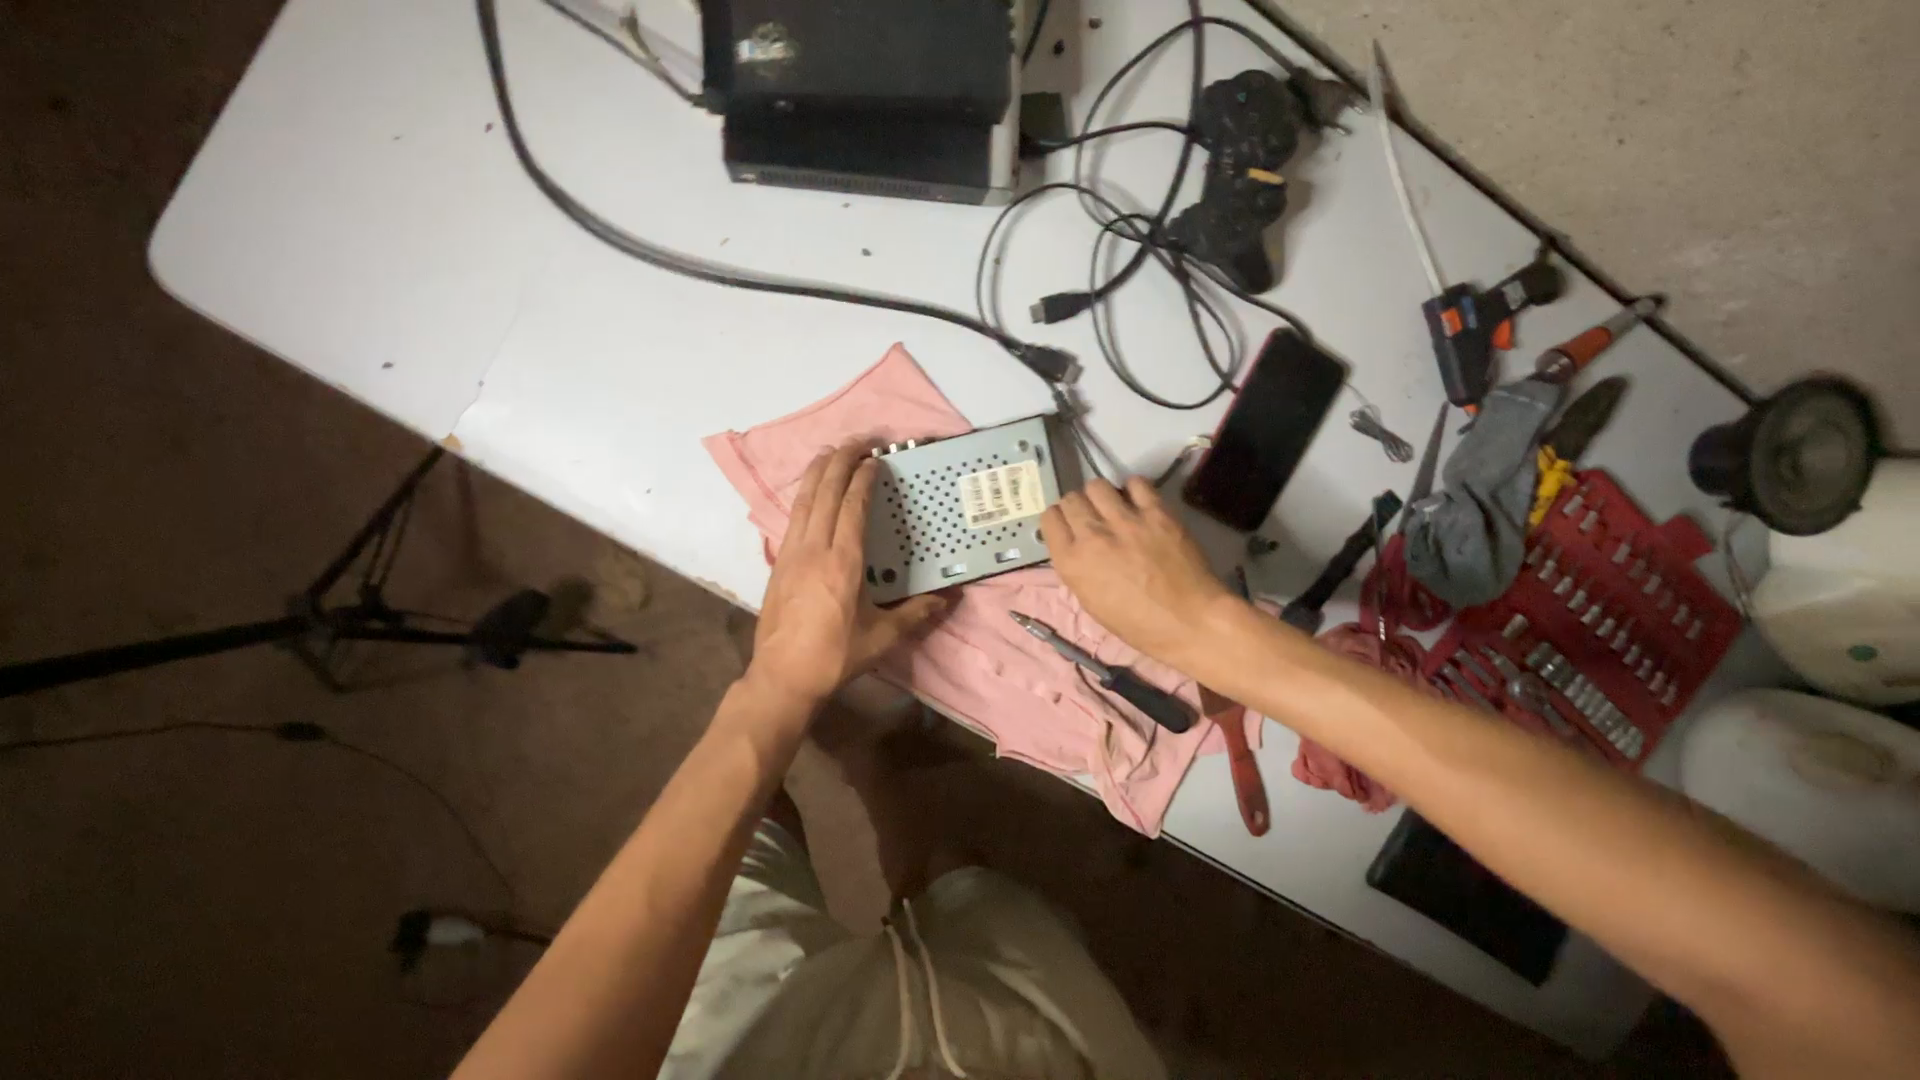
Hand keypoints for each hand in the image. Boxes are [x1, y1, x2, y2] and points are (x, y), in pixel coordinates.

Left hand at [746, 444, 946, 709]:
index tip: (877, 459)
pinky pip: (793, 516)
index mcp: (843, 561)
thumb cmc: (835, 656)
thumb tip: (949, 598)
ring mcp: (791, 553)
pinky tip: (811, 492)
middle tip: (859, 441)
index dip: (864, 477)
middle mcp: (814, 547)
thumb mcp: (882, 637)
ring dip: (818, 470)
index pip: (853, 505)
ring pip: (803, 499)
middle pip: (824, 490)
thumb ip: (917, 613)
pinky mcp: (778, 563)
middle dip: (841, 460)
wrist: (782, 676)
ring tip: (832, 451)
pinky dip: (805, 494)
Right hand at [1041, 476, 1238, 665]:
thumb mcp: (1092, 603)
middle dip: (1078, 506)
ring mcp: (1125, 520)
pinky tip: (1139, 503)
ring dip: (1102, 496)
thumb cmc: (1139, 625)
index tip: (1069, 526)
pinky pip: (1135, 483)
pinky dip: (1133, 490)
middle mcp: (1092, 535)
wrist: (1190, 621)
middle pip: (1071, 499)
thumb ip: (1077, 569)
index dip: (1059, 520)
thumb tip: (1077, 546)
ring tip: (1114, 507)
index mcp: (1072, 562)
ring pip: (1097, 486)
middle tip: (1092, 517)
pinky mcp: (1156, 512)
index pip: (1050, 519)